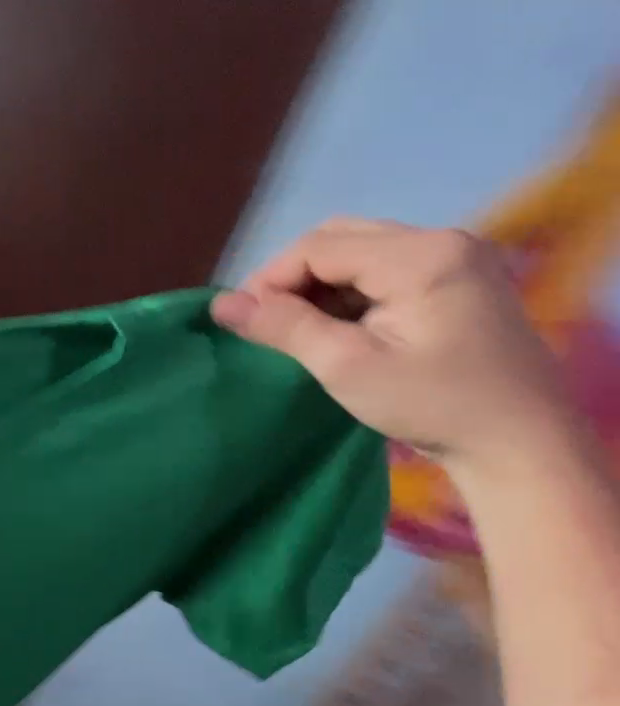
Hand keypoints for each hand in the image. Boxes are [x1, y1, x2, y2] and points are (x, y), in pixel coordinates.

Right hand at [212, 219, 577, 483]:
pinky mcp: (455, 278)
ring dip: (316, 286)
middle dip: (290, 279)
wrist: (514, 436)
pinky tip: (338, 329)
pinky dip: (345, 292)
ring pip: (356, 252)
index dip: (269, 281)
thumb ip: (283, 326)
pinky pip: (380, 268)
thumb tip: (219, 303)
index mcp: (421, 256)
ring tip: (300, 331)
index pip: (318, 247)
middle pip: (338, 239)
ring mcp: (454, 257)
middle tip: (269, 325)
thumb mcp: (346, 366)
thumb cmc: (429, 402)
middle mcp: (442, 240)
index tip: (245, 325)